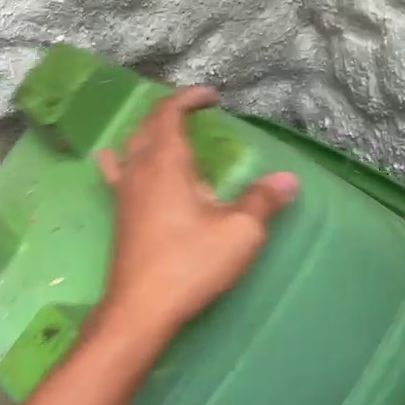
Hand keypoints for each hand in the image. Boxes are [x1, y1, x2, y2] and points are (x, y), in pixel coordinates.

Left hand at [95, 86, 298, 337]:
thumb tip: (287, 179)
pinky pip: (117, 171)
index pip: (169, 112)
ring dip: (149, 132)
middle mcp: (139, 168)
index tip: (212, 98)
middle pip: (147, 125)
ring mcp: (124, 191)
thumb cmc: (190, 264)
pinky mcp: (119, 214)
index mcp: (166, 162)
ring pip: (130, 146)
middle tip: (196, 113)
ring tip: (169, 134)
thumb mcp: (239, 232)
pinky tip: (120, 163)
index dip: (189, 97)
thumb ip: (262, 201)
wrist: (141, 306)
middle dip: (171, 111)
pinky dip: (125, 157)